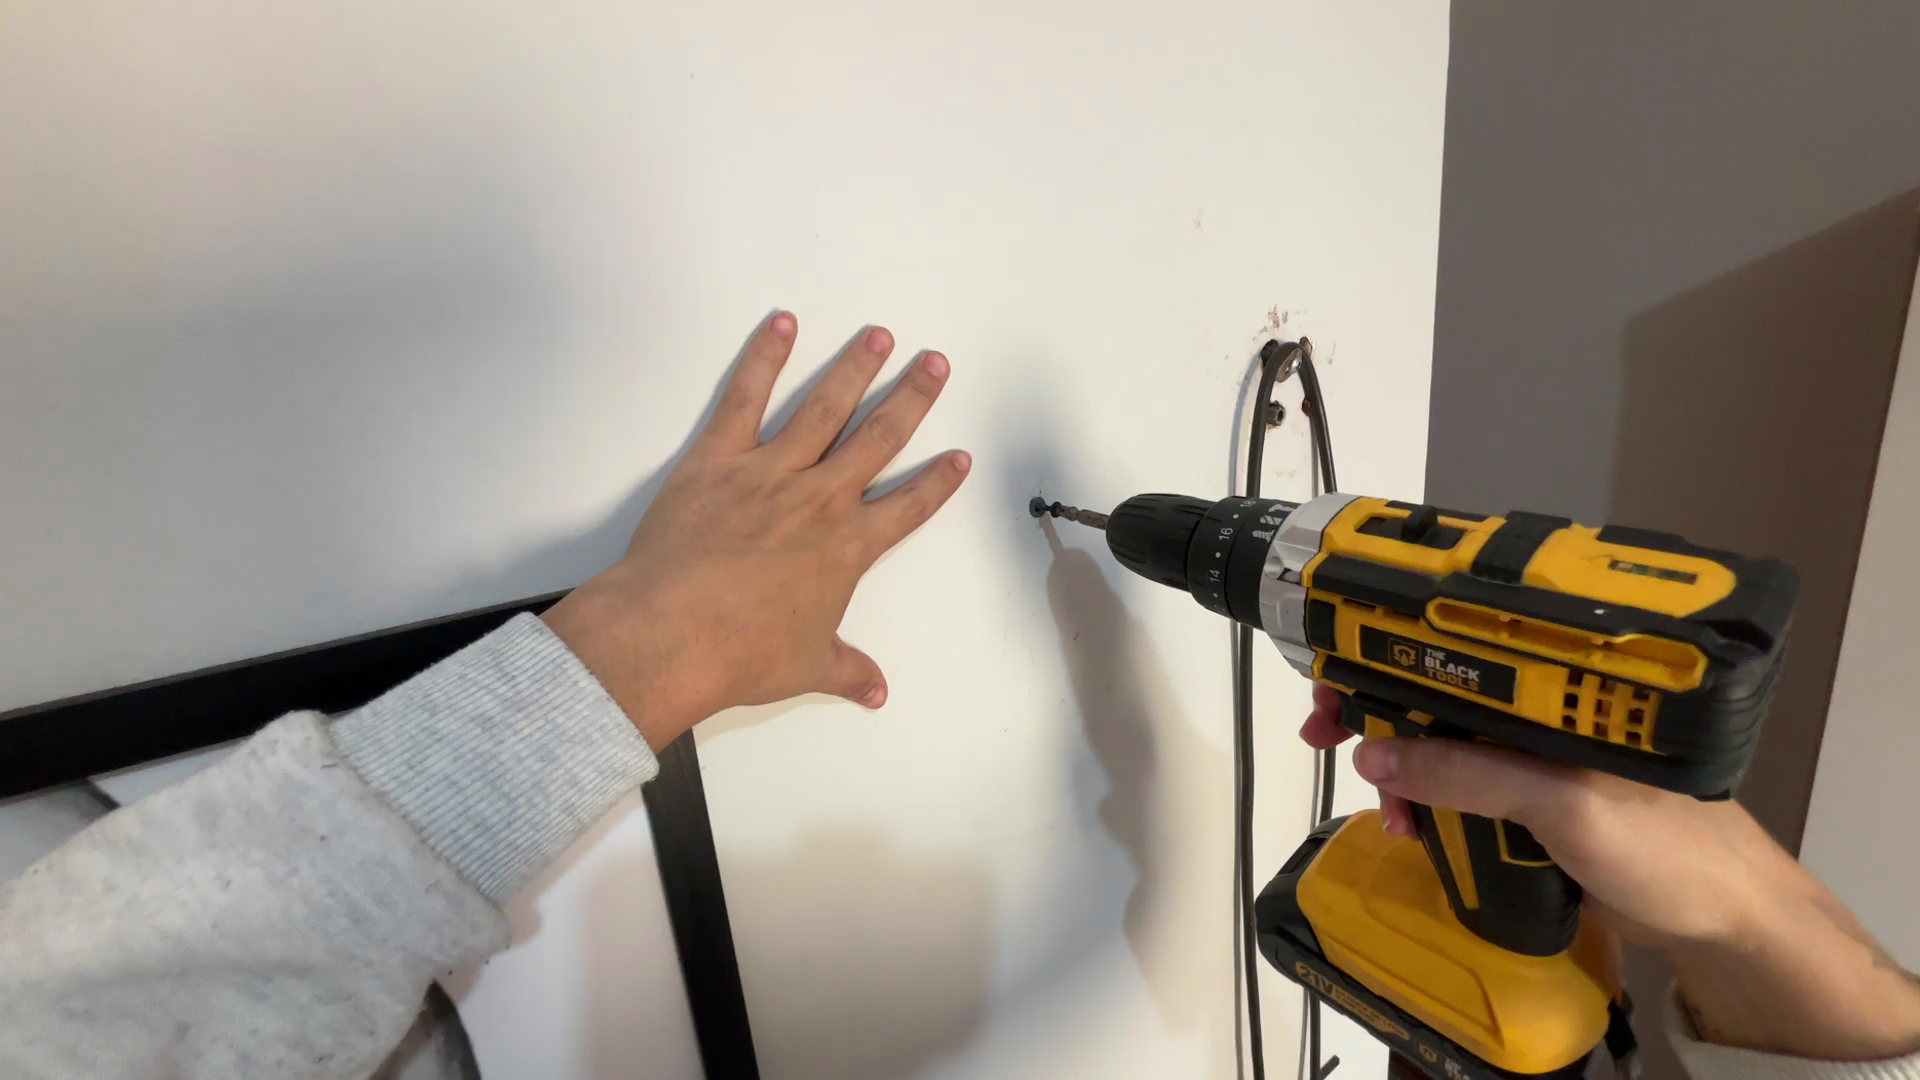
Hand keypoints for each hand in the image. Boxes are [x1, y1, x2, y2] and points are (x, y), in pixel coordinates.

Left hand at [542, 312, 969, 750]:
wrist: (672, 635)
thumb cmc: (743, 653)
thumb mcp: (807, 666)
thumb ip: (848, 671)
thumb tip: (877, 693)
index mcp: (849, 547)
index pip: (910, 507)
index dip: (938, 482)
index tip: (960, 457)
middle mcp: (821, 499)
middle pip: (880, 438)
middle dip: (913, 399)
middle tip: (936, 363)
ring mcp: (771, 472)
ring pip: (825, 408)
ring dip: (856, 368)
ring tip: (879, 336)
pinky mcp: (719, 458)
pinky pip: (744, 398)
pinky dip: (764, 359)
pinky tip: (782, 325)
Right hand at [1300, 682, 1919, 1059]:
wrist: (1725, 928)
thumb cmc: (1665, 848)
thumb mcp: (1560, 805)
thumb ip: (1466, 776)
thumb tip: (1368, 755)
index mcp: (1541, 691)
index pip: (1445, 654)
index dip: (1378, 656)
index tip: (1328, 678)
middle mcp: (1521, 714)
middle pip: (1423, 697)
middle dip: (1366, 714)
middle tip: (1319, 733)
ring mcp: (1515, 756)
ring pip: (1425, 746)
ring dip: (1392, 773)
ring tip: (1390, 815)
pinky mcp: (1511, 797)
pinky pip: (1443, 788)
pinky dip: (1417, 804)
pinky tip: (1413, 829)